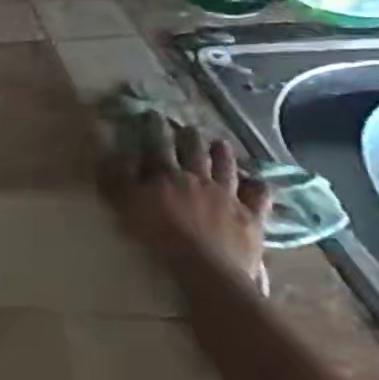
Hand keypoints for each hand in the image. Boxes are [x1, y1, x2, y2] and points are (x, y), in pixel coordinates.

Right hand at [104, 116, 271, 281]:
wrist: (205, 265)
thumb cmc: (157, 234)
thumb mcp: (125, 204)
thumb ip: (120, 176)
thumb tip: (119, 151)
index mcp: (167, 175)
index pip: (158, 145)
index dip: (154, 128)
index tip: (152, 114)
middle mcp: (199, 178)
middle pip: (195, 152)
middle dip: (191, 138)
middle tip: (189, 127)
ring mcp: (228, 196)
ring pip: (227, 168)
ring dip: (223, 154)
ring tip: (220, 142)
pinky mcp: (251, 216)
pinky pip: (259, 196)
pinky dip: (258, 186)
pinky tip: (257, 181)